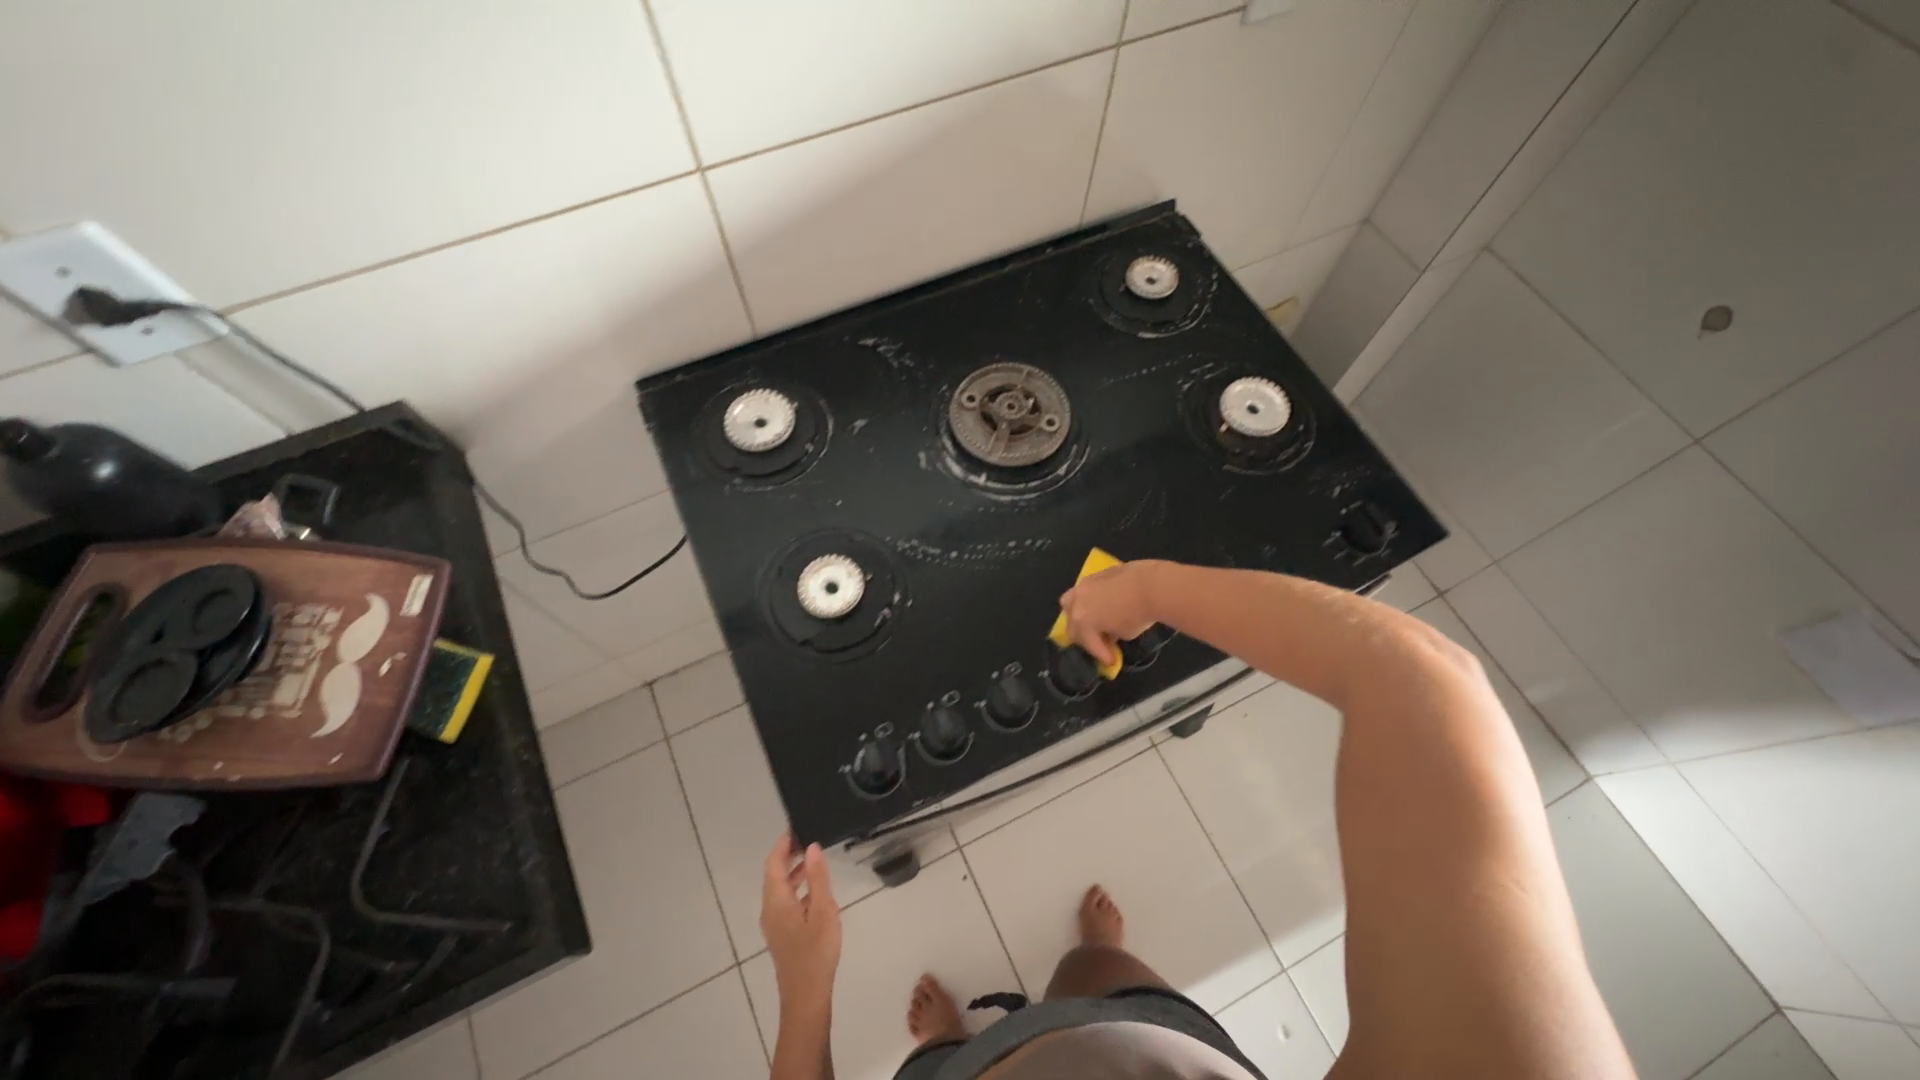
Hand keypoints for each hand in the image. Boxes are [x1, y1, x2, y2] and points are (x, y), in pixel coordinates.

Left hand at [761, 833, 842, 1009]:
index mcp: (776, 901)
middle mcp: (769, 909)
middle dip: (788, 856)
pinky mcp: (782, 935)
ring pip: (780, 891)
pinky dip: (797, 890)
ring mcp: (774, 924)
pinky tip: (815, 893)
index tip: (795, 828)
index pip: (773, 864)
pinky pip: (785, 903)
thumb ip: (817, 878)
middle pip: (774, 876)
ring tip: (813, 861)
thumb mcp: (823, 910)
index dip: (782, 845)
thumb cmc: (815, 951)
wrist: (806, 996)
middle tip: (806, 839)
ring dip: (793, 873)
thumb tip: (811, 848)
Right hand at [1059, 560, 1165, 667]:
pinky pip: (1085, 591)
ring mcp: (1083, 586)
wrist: (1151, 585)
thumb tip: (1109, 633)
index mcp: (1081, 621)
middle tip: (1101, 643)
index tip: (1112, 661)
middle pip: (1073, 625)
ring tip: (1093, 620)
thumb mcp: (1125, 634)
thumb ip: (1111, 635)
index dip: (1101, 654)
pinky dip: (1089, 600)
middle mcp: (1076, 603)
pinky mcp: (1094, 575)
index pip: (1088, 644)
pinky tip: (1103, 604)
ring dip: (1078, 614)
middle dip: (1086, 637)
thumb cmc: (1137, 615)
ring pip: (1070, 602)